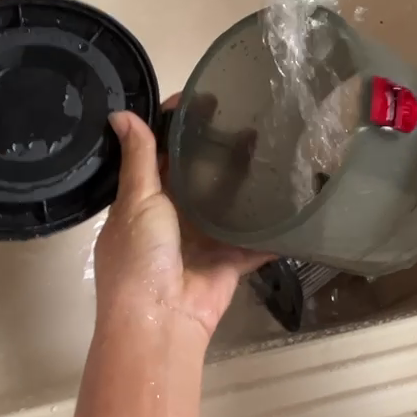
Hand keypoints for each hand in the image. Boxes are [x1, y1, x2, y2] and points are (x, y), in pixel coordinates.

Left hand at [93, 104, 270, 337]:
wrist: (162, 322)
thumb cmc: (140, 258)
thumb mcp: (136, 202)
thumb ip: (140, 159)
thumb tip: (120, 114)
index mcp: (145, 202)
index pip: (161, 153)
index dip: (178, 126)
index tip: (203, 95)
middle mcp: (174, 217)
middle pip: (199, 175)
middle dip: (220, 148)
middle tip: (250, 111)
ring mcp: (204, 239)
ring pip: (230, 202)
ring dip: (249, 179)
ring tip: (277, 140)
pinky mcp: (232, 257)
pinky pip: (256, 237)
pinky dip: (273, 225)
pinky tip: (297, 195)